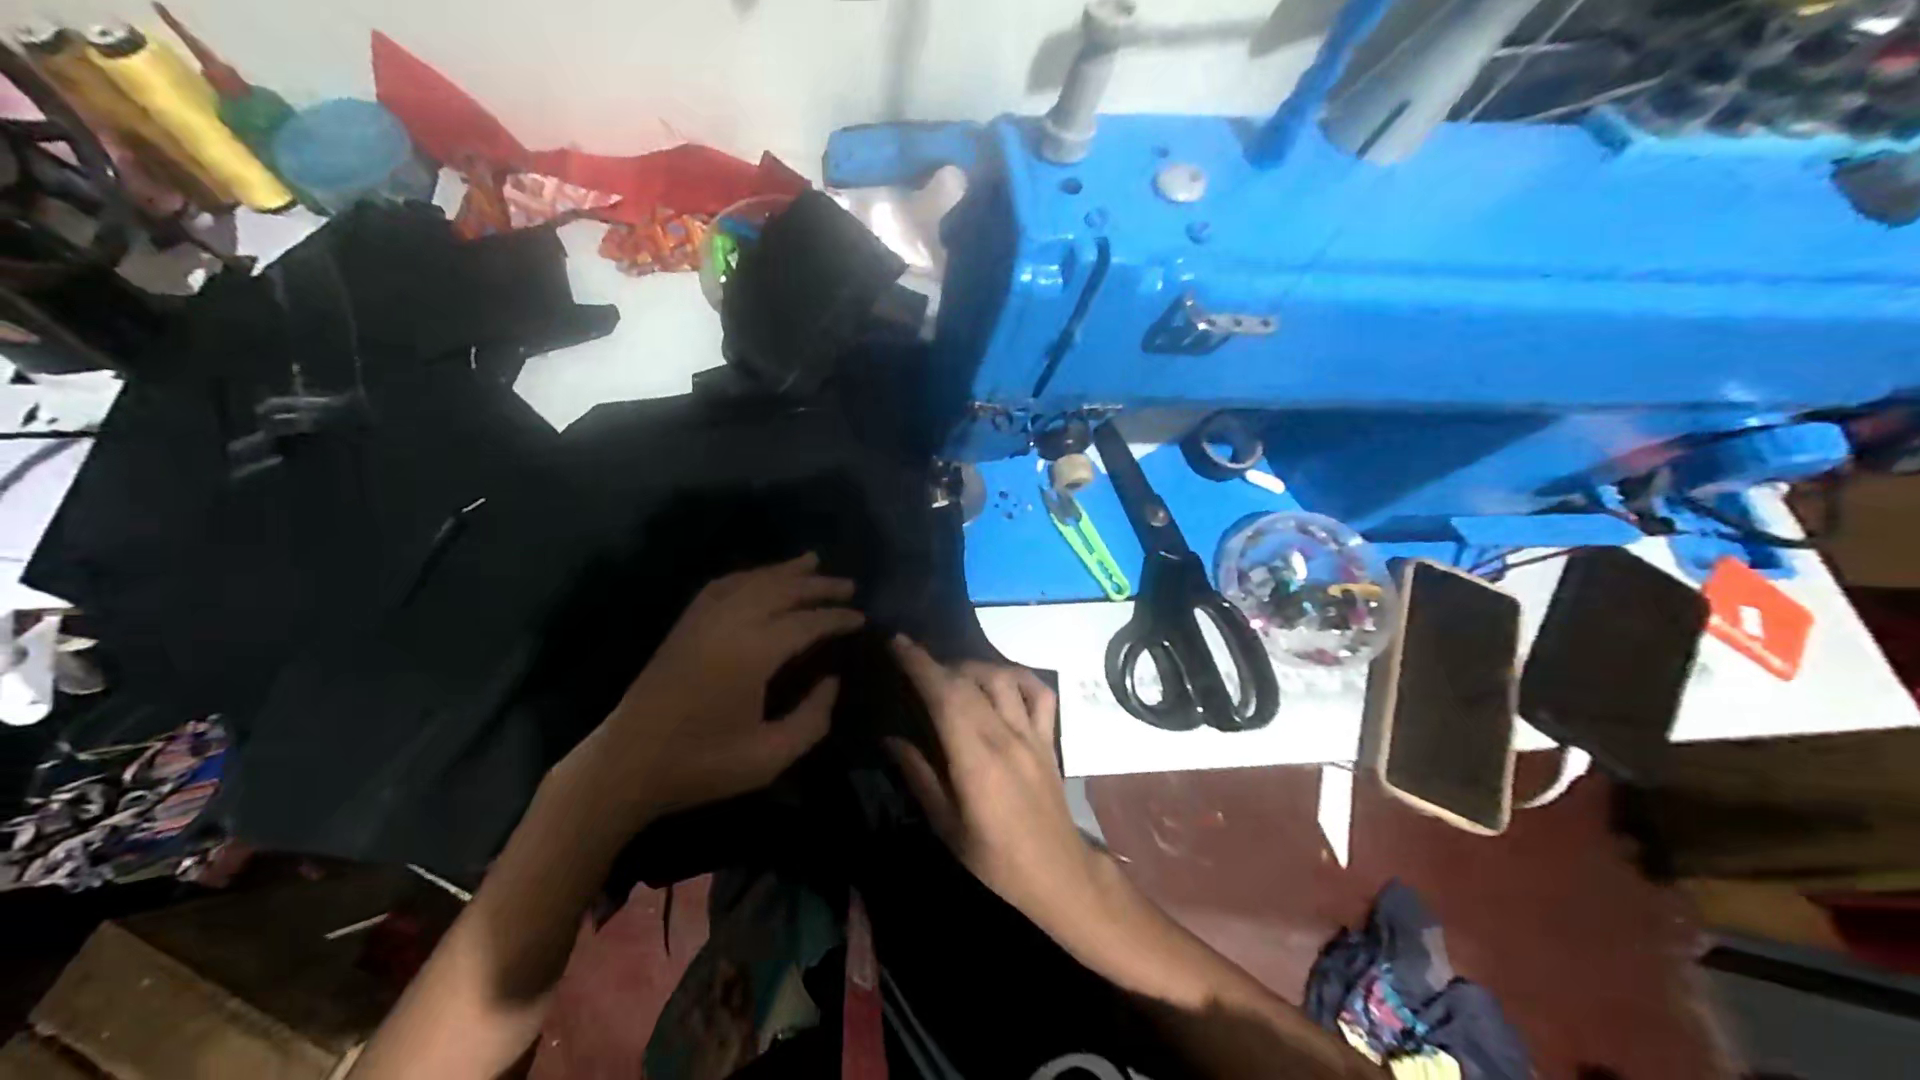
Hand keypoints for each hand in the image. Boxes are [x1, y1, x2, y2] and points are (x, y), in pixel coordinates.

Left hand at [561, 554, 864, 822]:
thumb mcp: (770, 755)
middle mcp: (729, 623)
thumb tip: (831, 682)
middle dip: (818, 585)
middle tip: (849, 586)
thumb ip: (812, 718)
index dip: (837, 618)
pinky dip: (747, 575)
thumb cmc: (702, 764)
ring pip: (751, 580)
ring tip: (813, 561)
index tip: (861, 618)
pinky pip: (721, 586)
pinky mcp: (684, 625)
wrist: (628, 765)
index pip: (806, 622)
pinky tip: (760, 576)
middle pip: (782, 590)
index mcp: (753, 652)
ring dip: (785, 570)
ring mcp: (702, 619)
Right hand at [887, 636, 1098, 924]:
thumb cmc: (993, 858)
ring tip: (953, 673)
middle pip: (970, 681)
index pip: (944, 695)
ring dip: (974, 667)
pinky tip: (1002, 681)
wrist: (1056, 874)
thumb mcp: (946, 824)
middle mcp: (1005, 735)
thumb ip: (918, 775)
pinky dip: (1020, 678)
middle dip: (938, 663)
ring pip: (1004, 679)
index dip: (920, 664)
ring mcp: (1032, 734)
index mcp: (975, 757)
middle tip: (914, 660)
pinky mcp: (1050, 740)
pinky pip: (1040, 695)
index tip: (898, 643)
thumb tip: (890, 738)